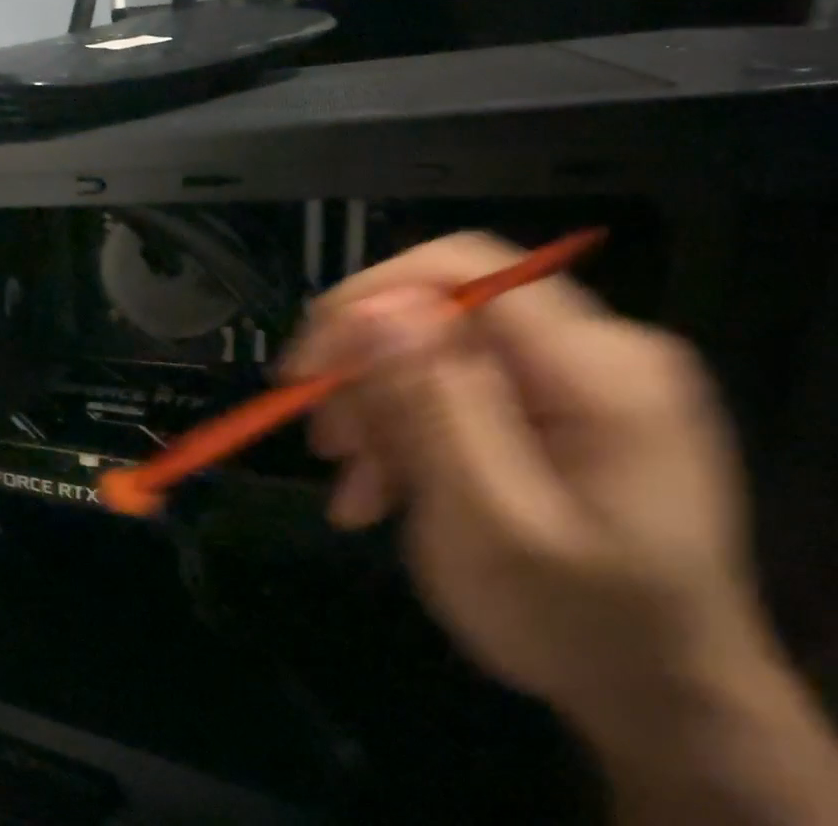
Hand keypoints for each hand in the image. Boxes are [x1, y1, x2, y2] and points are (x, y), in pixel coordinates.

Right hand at [285, 232, 766, 721]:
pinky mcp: (551, 413)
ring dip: (375, 417)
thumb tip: (374, 307)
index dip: (366, 299)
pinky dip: (402, 438)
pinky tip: (379, 495)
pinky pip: (449, 395)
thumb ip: (435, 405)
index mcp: (597, 367)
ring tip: (354, 490)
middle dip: (363, 374)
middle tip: (327, 444)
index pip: (462, 268)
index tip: (306, 369)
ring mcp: (572, 384)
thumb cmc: (578, 621)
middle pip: (436, 312)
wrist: (663, 701)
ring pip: (428, 356)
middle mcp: (591, 355)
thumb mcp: (488, 519)